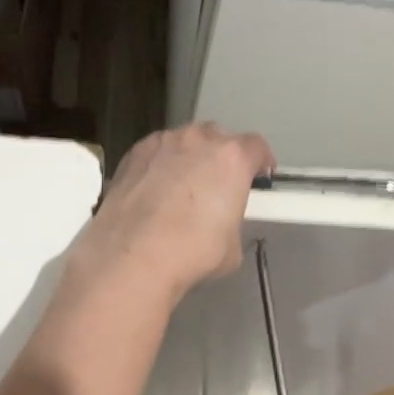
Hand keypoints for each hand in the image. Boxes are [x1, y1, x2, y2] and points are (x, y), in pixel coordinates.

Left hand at [68, 124, 274, 297]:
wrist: (134, 257)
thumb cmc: (193, 252)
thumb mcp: (232, 247)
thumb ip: (232, 221)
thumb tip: (221, 224)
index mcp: (232, 158)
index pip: (257, 147)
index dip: (260, 162)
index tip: (259, 177)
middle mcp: (198, 139)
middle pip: (218, 138)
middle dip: (222, 157)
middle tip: (218, 186)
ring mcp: (162, 142)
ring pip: (184, 142)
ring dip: (189, 158)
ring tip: (182, 189)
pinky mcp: (132, 154)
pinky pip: (155, 154)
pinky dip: (160, 166)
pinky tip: (154, 192)